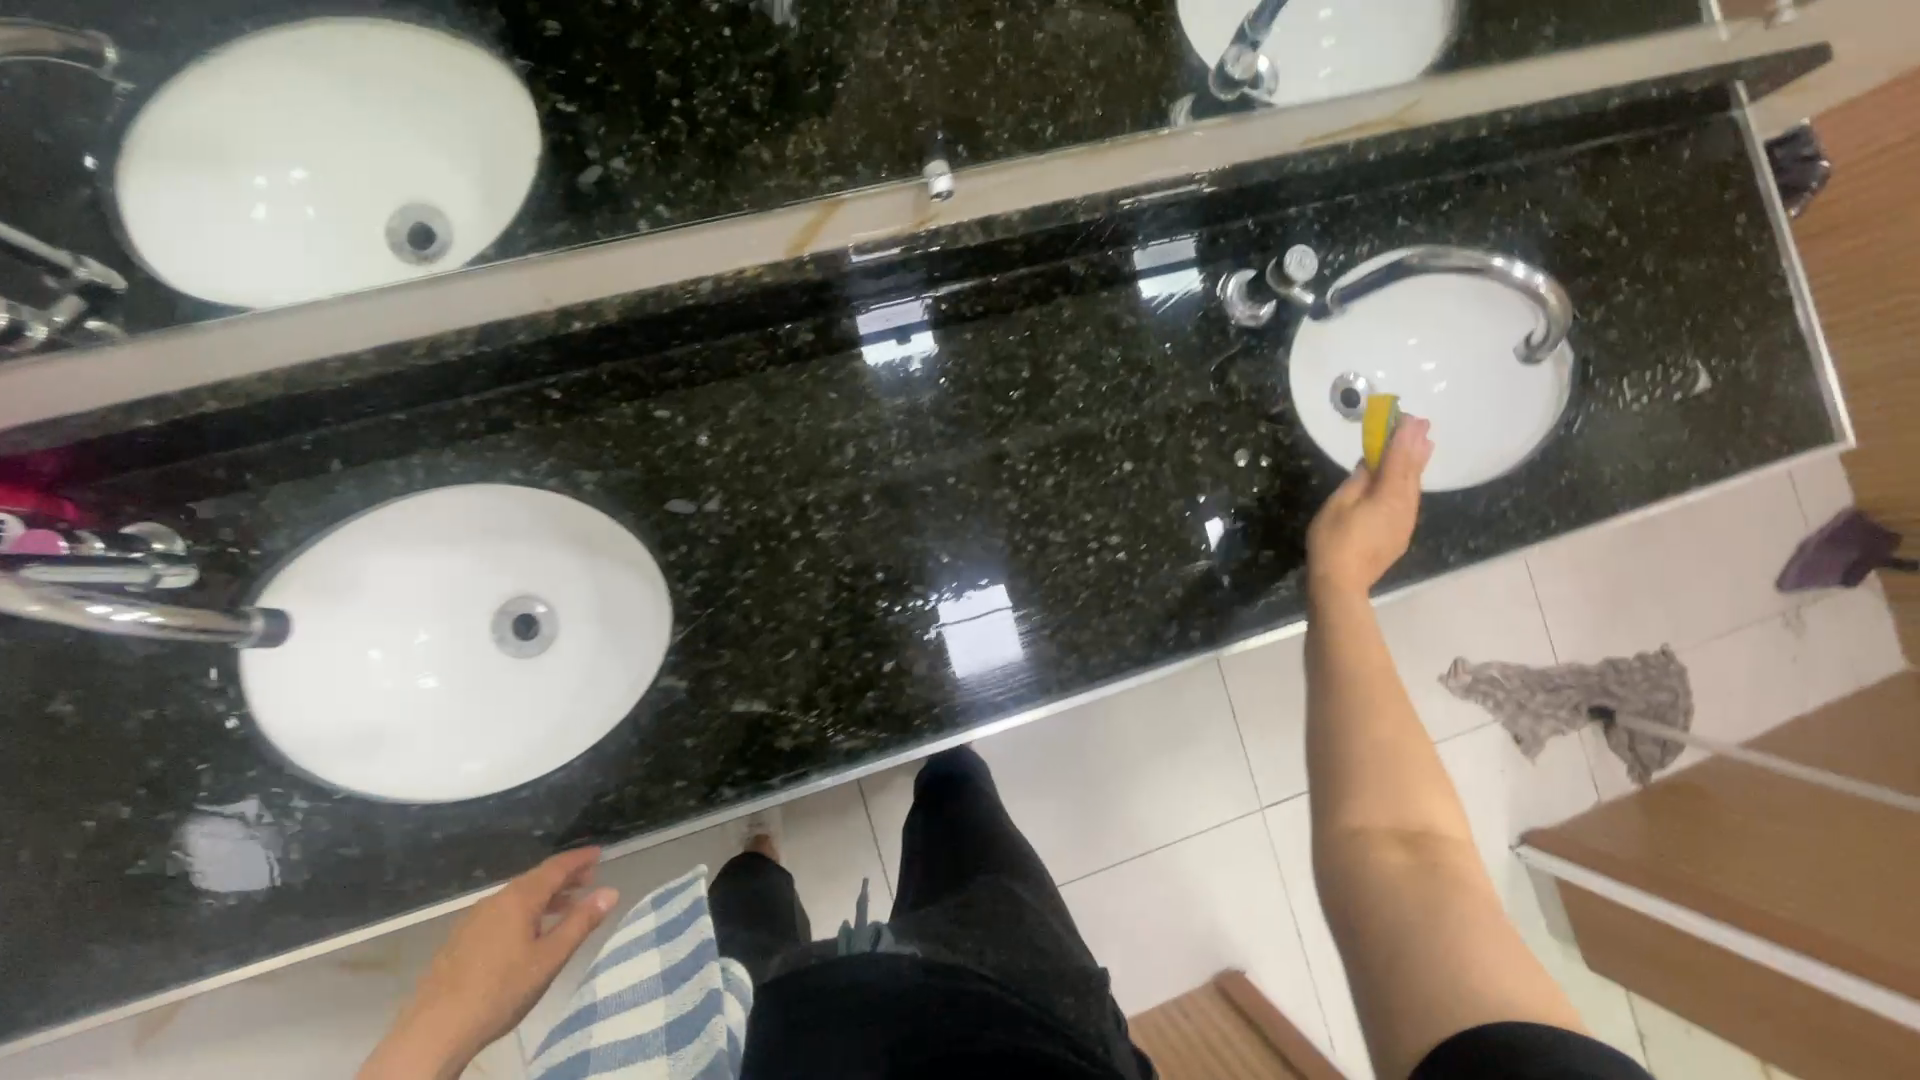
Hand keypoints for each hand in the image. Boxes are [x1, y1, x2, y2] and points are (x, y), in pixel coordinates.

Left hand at [360, 848, 619, 1079]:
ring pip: (516, 897)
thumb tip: (610, 891)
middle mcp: (494, 901)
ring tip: (565, 907)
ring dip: (545, 897)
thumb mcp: (550, 958)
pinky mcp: (460, 940)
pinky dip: (524, 912)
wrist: (435, 1030)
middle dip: (564, 878)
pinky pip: (501, 913)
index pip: (555, 867)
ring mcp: (473, 920)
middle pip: (535, 879)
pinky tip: (528, 934)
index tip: (599, 853)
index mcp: (518, 899)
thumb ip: (581, 922)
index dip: (579, 859)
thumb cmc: (501, 991)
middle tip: (589, 880)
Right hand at [1306, 415, 1433, 597]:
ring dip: (1417, 463)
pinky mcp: (1400, 534)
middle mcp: (1403, 506)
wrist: (1341, 584)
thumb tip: (1368, 464)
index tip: (1409, 417)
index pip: (1396, 460)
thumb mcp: (1337, 506)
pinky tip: (1409, 479)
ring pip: (1413, 487)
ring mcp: (1405, 522)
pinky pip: (1409, 500)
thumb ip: (1356, 482)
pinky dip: (1411, 483)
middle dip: (1416, 446)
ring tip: (1424, 444)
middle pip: (1411, 471)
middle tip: (1423, 424)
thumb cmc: (1333, 542)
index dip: (1402, 438)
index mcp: (1386, 496)